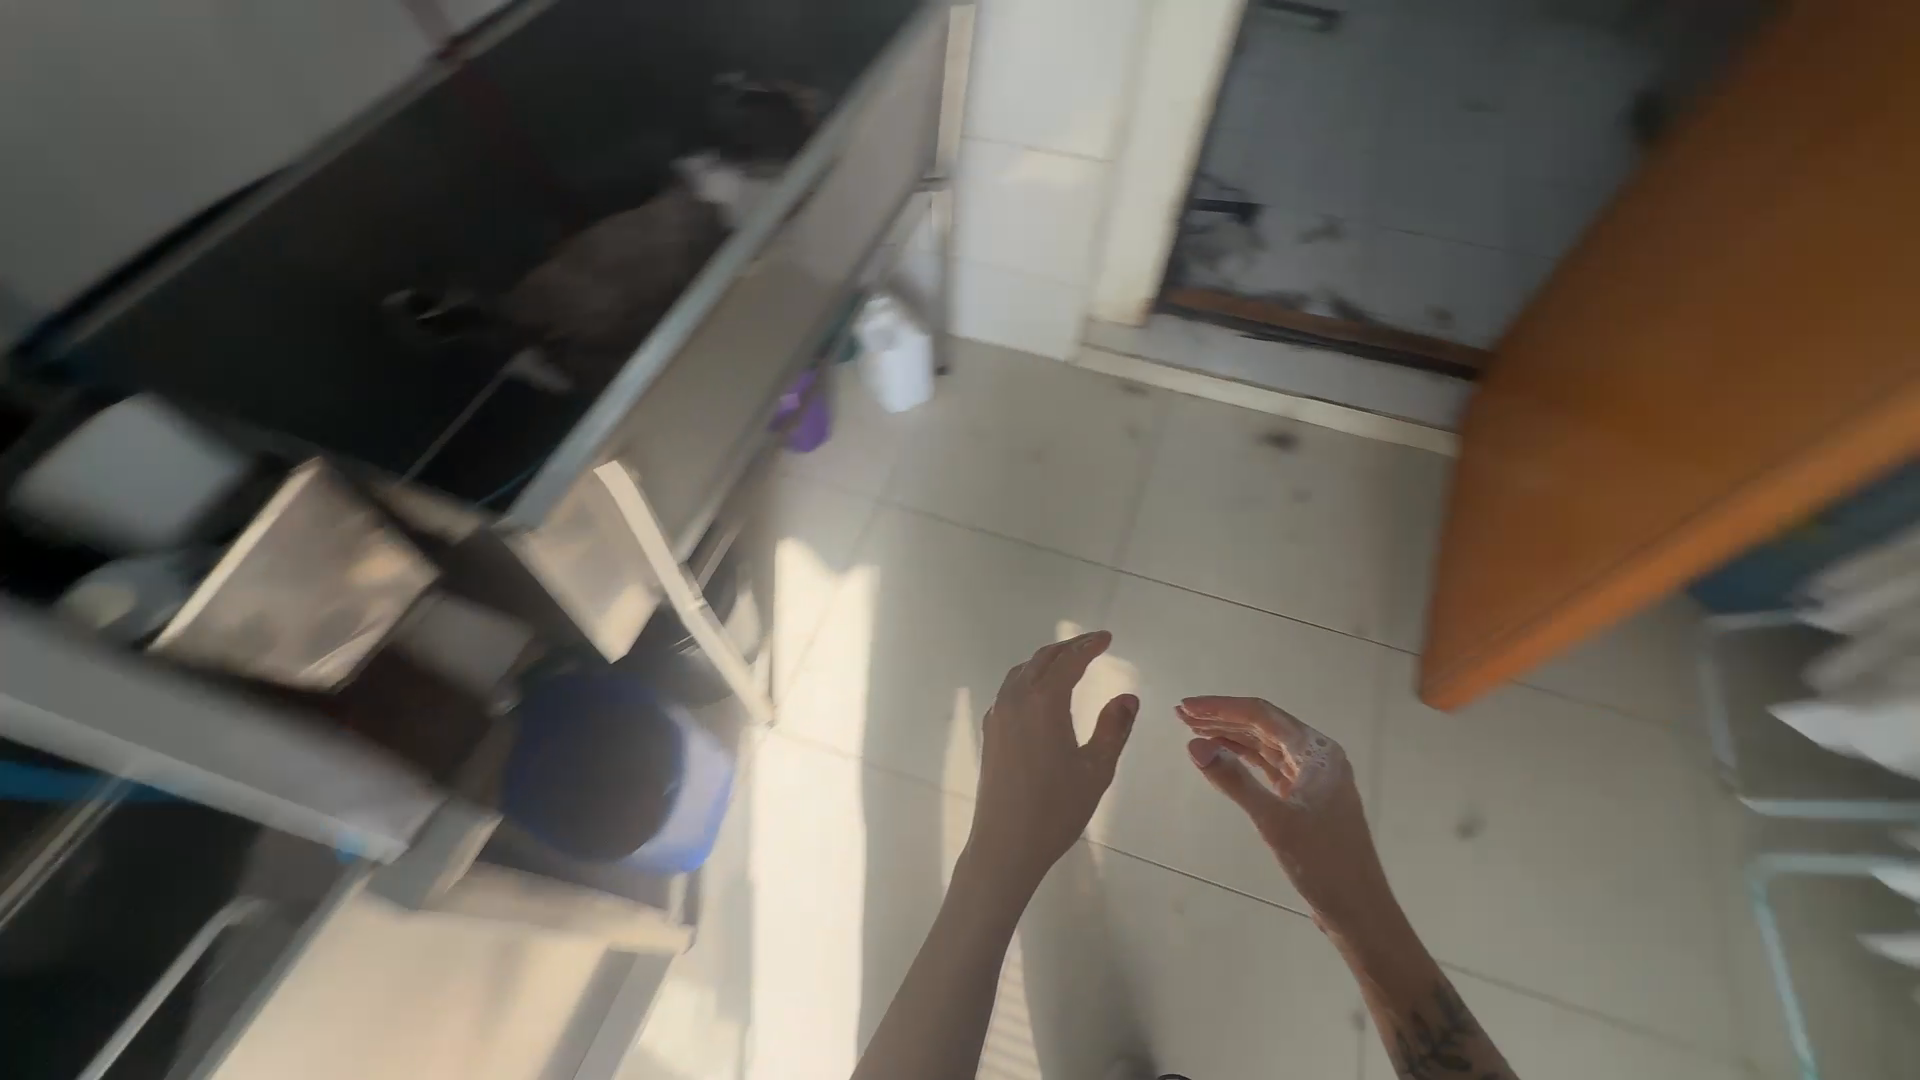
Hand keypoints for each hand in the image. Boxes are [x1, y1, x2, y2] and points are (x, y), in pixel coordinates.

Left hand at [963, 631, 1137, 895]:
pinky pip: (1010, 690)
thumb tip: (1128, 696)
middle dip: (1068, 648)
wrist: (1005, 843)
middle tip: (1093, 645)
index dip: (1089, 645)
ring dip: (1045, 661)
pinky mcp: (990, 732)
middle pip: (1042, 660)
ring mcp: (997, 715)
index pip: (1069, 661)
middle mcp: (1015, 700)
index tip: (1106, 638)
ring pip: (1021, 672)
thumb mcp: (1097, 769)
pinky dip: (1029, 679)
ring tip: (1068, 663)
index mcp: (1043, 702)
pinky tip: (1041, 694)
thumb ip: (1114, 727)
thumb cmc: (1056, 809)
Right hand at [1177, 696, 1391, 929]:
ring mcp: (1313, 777)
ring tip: (1193, 732)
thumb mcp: (1274, 820)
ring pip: (1264, 746)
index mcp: (1317, 751)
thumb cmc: (1323, 863)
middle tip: (1181, 716)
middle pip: (1262, 726)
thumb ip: (1233, 780)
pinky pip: (1268, 766)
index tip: (1185, 707)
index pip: (1261, 715)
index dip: (1220, 707)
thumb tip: (1194, 746)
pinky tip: (1220, 758)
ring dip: (1229, 737)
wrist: (1360, 913)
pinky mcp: (1306, 798)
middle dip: (1221, 718)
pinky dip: (1242, 760)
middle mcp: (1317, 756)